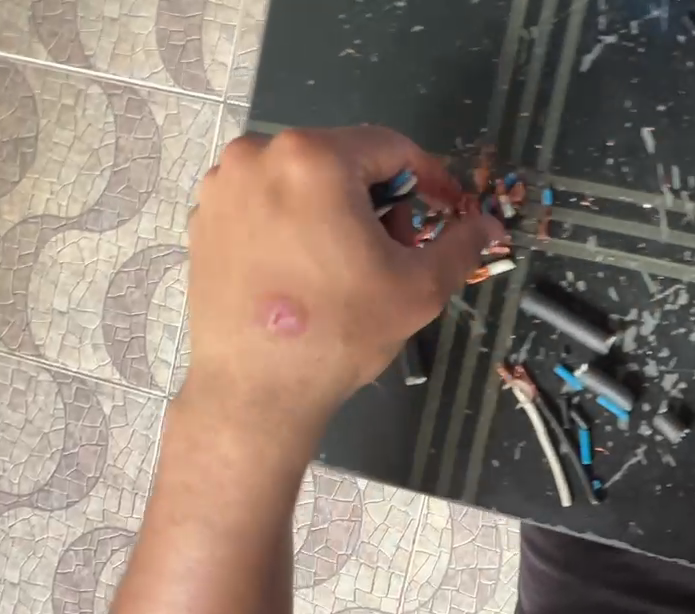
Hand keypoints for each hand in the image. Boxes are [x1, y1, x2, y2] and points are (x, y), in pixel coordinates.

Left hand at [184, 126, 503, 443]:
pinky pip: (267, 205)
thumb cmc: (344, 331)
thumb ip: (460, 246)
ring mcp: (224, 185)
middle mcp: (259, 154)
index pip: (390, 147)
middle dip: (381, 200)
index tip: (448, 210)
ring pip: (303, 182)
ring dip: (339, 212)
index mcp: (315, 158)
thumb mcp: (420, 289)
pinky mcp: (204, 217)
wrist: (256, 386)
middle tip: (398, 249)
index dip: (430, 178)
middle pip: (343, 161)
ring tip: (352, 266)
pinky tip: (309, 274)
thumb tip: (490, 224)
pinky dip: (298, 226)